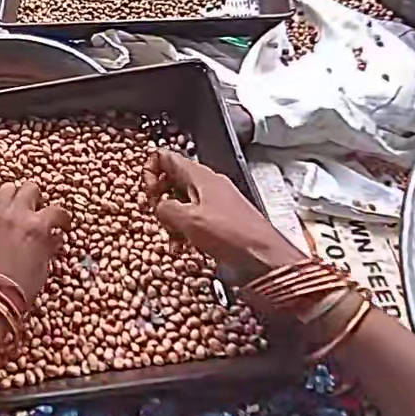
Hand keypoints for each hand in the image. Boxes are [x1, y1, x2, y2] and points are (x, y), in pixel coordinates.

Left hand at [0, 179, 70, 300]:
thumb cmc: (20, 286)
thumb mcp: (43, 266)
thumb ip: (49, 245)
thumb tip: (54, 237)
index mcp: (37, 226)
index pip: (56, 210)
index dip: (62, 217)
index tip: (62, 224)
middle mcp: (16, 214)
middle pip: (30, 188)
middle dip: (36, 198)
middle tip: (37, 212)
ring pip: (7, 189)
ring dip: (14, 197)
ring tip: (17, 211)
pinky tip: (0, 222)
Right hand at [144, 151, 303, 274]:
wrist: (265, 258)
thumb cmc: (232, 235)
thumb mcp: (189, 220)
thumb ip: (165, 208)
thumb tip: (157, 206)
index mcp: (200, 177)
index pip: (165, 157)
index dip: (150, 171)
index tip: (148, 193)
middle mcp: (208, 185)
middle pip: (172, 179)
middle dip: (158, 197)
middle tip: (154, 214)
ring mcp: (215, 202)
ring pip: (181, 201)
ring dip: (170, 218)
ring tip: (170, 237)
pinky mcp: (220, 220)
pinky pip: (193, 218)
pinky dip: (183, 229)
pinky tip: (182, 246)